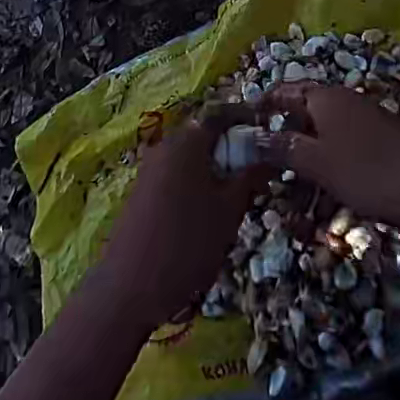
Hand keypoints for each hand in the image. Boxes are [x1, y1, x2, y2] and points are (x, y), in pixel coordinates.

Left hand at [93, 108, 258, 329]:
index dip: (245, 117)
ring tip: (240, 191)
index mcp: (186, 141)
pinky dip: (198, 179)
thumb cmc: (187, 242)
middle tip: (259, 167)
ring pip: (191, 155)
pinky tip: (210, 208)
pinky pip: (177, 172)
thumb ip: (249, 176)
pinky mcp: (143, 190)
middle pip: (204, 133)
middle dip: (233, 145)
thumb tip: (268, 155)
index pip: (220, 113)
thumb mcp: (229, 210)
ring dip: (216, 165)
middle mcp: (165, 146)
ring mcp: (150, 168)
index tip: (269, 129)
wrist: (130, 286)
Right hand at [261, 85, 399, 228]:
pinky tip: (324, 174)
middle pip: (301, 106)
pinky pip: (340, 136)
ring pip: (322, 124)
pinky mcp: (378, 135)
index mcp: (323, 97)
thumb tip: (248, 137)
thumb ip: (281, 148)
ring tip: (289, 168)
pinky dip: (326, 150)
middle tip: (262, 153)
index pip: (281, 91)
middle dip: (281, 127)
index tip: (242, 127)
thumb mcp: (317, 163)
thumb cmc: (369, 172)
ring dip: (304, 142)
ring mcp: (363, 115)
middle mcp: (342, 98)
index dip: (260, 106)